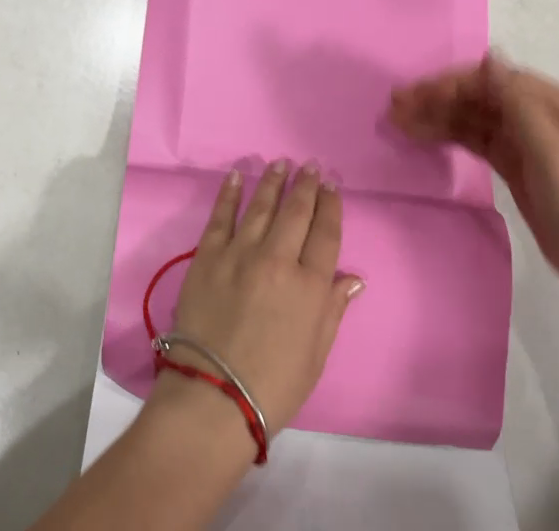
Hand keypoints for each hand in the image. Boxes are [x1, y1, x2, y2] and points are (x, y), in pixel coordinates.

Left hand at [157, 160, 364, 439]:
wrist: (214, 395)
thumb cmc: (274, 384)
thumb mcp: (316, 353)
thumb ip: (332, 309)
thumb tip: (351, 277)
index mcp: (311, 286)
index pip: (326, 234)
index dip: (330, 206)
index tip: (332, 186)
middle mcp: (278, 260)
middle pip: (296, 212)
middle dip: (306, 186)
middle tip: (310, 166)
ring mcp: (240, 254)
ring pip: (261, 207)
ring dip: (273, 182)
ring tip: (280, 163)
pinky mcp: (207, 257)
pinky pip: (221, 216)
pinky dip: (230, 194)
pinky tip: (236, 177)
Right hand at [390, 58, 558, 280]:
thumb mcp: (550, 147)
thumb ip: (517, 101)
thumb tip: (488, 57)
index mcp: (552, 102)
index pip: (492, 79)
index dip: (452, 83)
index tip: (414, 94)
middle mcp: (537, 113)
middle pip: (479, 96)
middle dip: (438, 98)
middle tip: (395, 106)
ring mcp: (523, 140)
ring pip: (472, 118)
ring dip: (437, 116)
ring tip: (398, 121)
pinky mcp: (512, 164)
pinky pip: (475, 140)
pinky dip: (449, 135)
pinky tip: (423, 135)